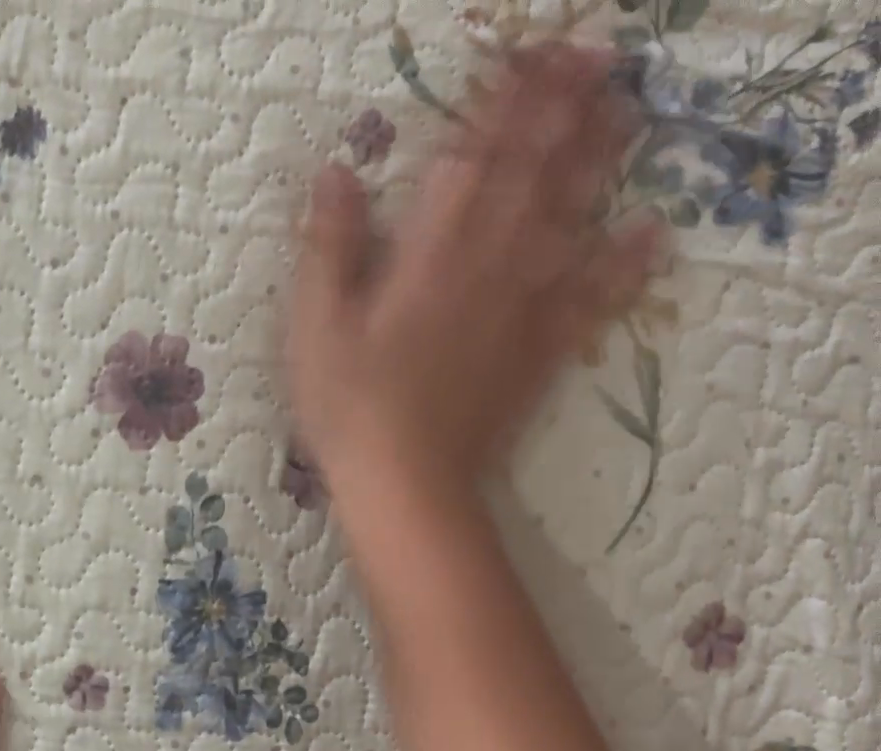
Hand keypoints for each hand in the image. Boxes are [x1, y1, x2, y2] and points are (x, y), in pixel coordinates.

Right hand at [285, 44, 660, 496]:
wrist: (405, 478)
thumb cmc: (346, 402)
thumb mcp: (313, 325)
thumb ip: (329, 247)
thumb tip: (335, 174)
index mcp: (428, 258)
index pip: (471, 162)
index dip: (497, 106)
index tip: (520, 58)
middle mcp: (488, 267)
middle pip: (534, 176)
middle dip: (562, 112)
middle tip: (592, 59)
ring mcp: (525, 308)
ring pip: (573, 220)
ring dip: (601, 161)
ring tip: (626, 112)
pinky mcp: (543, 348)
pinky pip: (596, 296)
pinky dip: (628, 263)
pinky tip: (651, 231)